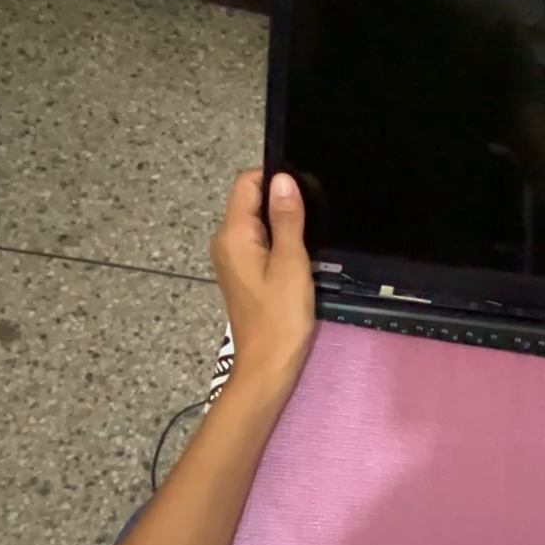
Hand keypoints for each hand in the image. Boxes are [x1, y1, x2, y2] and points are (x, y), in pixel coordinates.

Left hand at [212, 170, 314, 390]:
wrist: (268, 366)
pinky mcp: (243, 273)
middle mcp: (226, 241)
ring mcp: (232, 258)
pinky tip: (301, 253)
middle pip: (250, 201)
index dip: (275, 178)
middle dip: (281, 200)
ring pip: (257, 222)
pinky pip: (259, 242)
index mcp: (234, 235)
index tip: (307, 187)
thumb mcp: (291, 264)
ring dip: (282, 222)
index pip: (246, 183)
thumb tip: (283, 179)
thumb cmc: (281, 317)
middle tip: (318, 211)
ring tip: (313, 232)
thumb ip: (287, 220)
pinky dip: (278, 241)